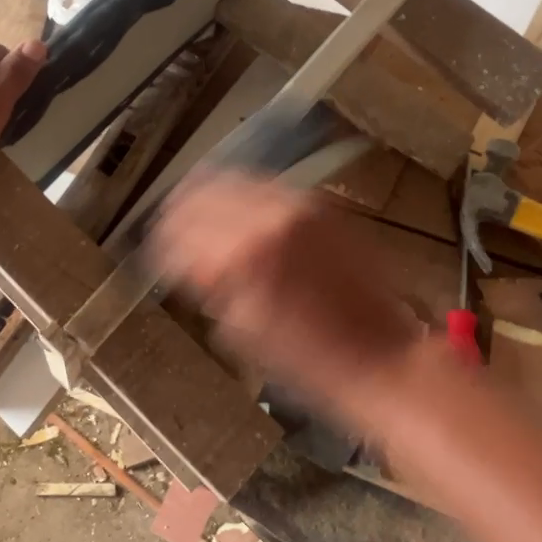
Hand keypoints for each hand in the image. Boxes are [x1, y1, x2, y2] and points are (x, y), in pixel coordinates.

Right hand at [151, 171, 430, 414]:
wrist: (384, 357)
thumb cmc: (308, 361)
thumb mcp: (241, 331)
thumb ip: (208, 285)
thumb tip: (184, 261)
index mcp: (241, 252)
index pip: (180, 228)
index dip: (163, 241)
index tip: (158, 252)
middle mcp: (268, 216)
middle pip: (202, 192)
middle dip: (182, 213)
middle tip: (171, 231)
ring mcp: (299, 204)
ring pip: (233, 180)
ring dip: (211, 199)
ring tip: (201, 219)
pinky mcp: (323, 205)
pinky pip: (268, 188)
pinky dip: (246, 198)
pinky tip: (241, 217)